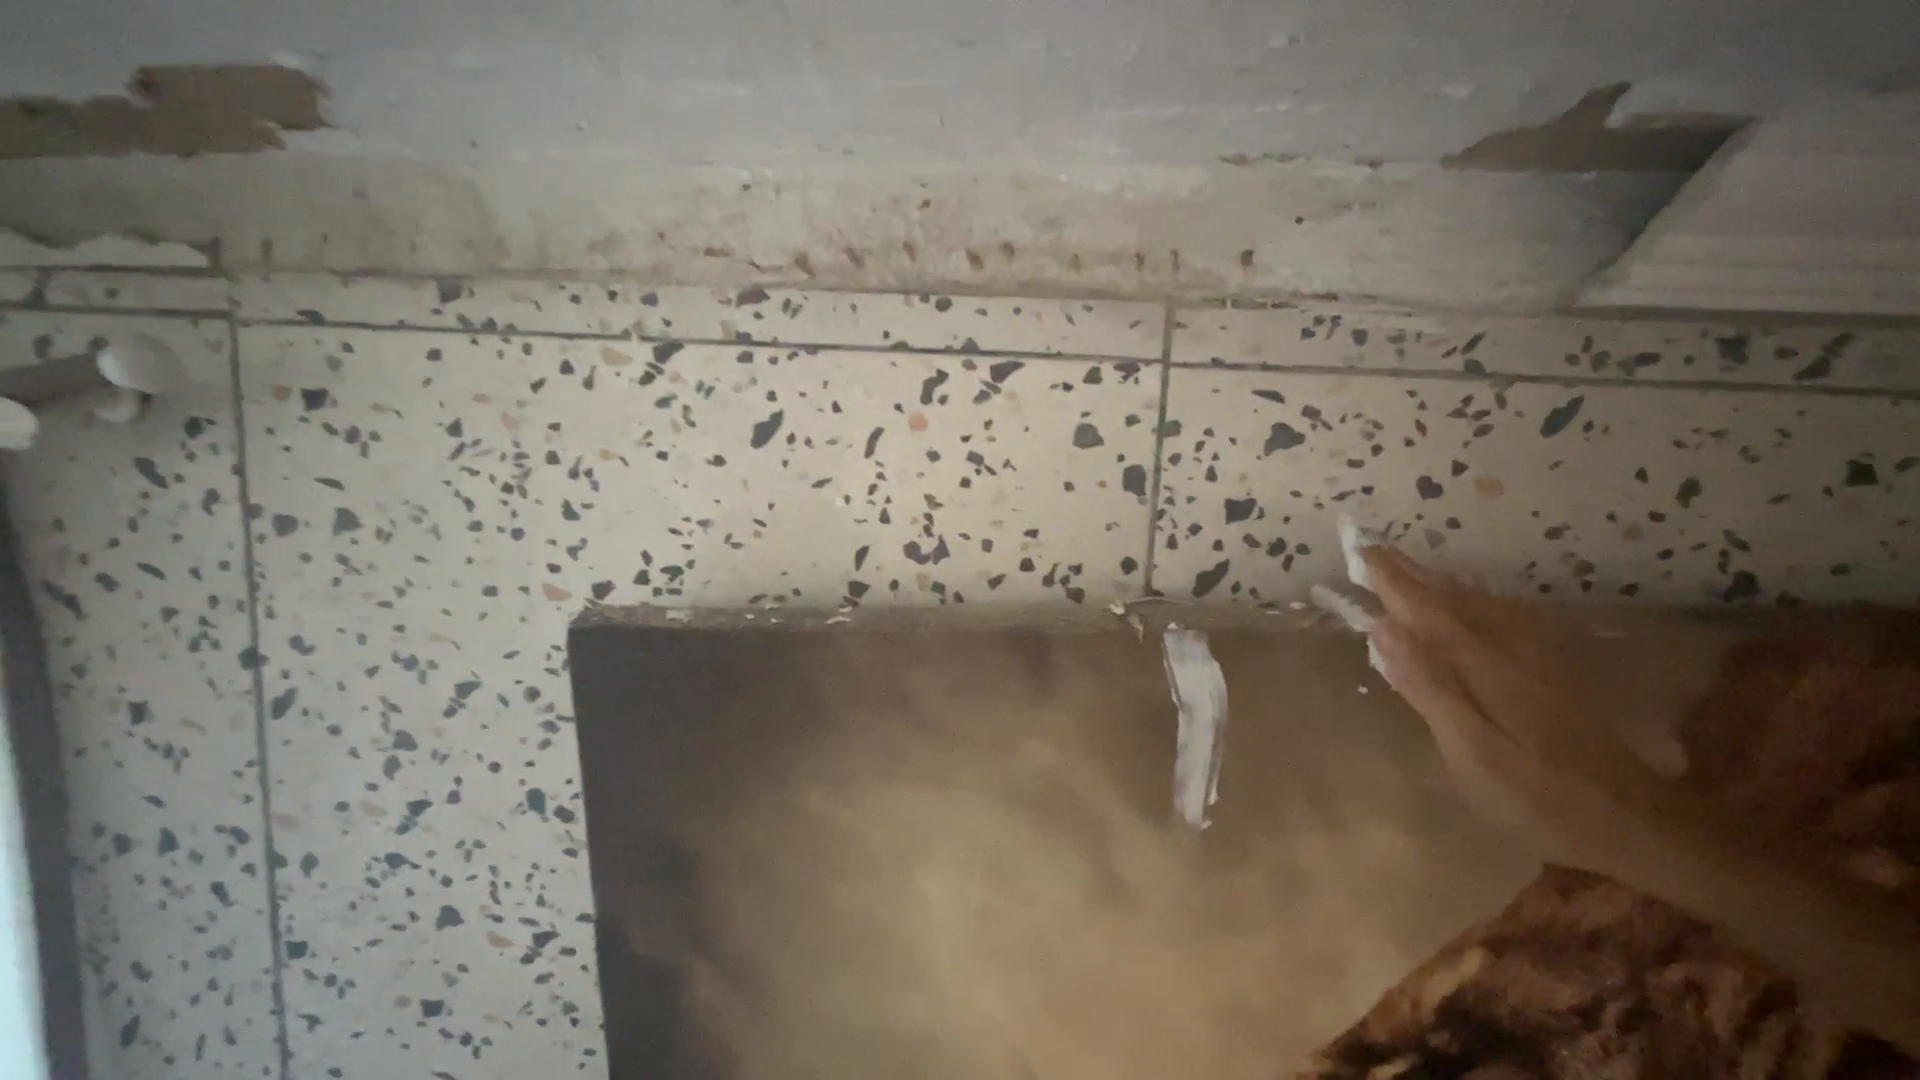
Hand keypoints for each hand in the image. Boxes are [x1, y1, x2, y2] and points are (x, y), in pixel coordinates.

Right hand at [1360, 546, 1673, 873]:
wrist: (1636, 817)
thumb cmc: (1540, 794)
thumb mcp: (1472, 751)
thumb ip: (1428, 687)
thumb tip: (1384, 628)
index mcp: (1485, 665)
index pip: (1427, 610)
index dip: (1392, 582)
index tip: (1360, 552)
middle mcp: (1511, 647)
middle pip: (1453, 598)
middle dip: (1411, 574)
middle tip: (1372, 549)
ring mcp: (1537, 656)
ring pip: (1479, 603)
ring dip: (1439, 582)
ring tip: (1407, 568)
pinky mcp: (1552, 670)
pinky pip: (1502, 616)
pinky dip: (1472, 599)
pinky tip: (1468, 601)